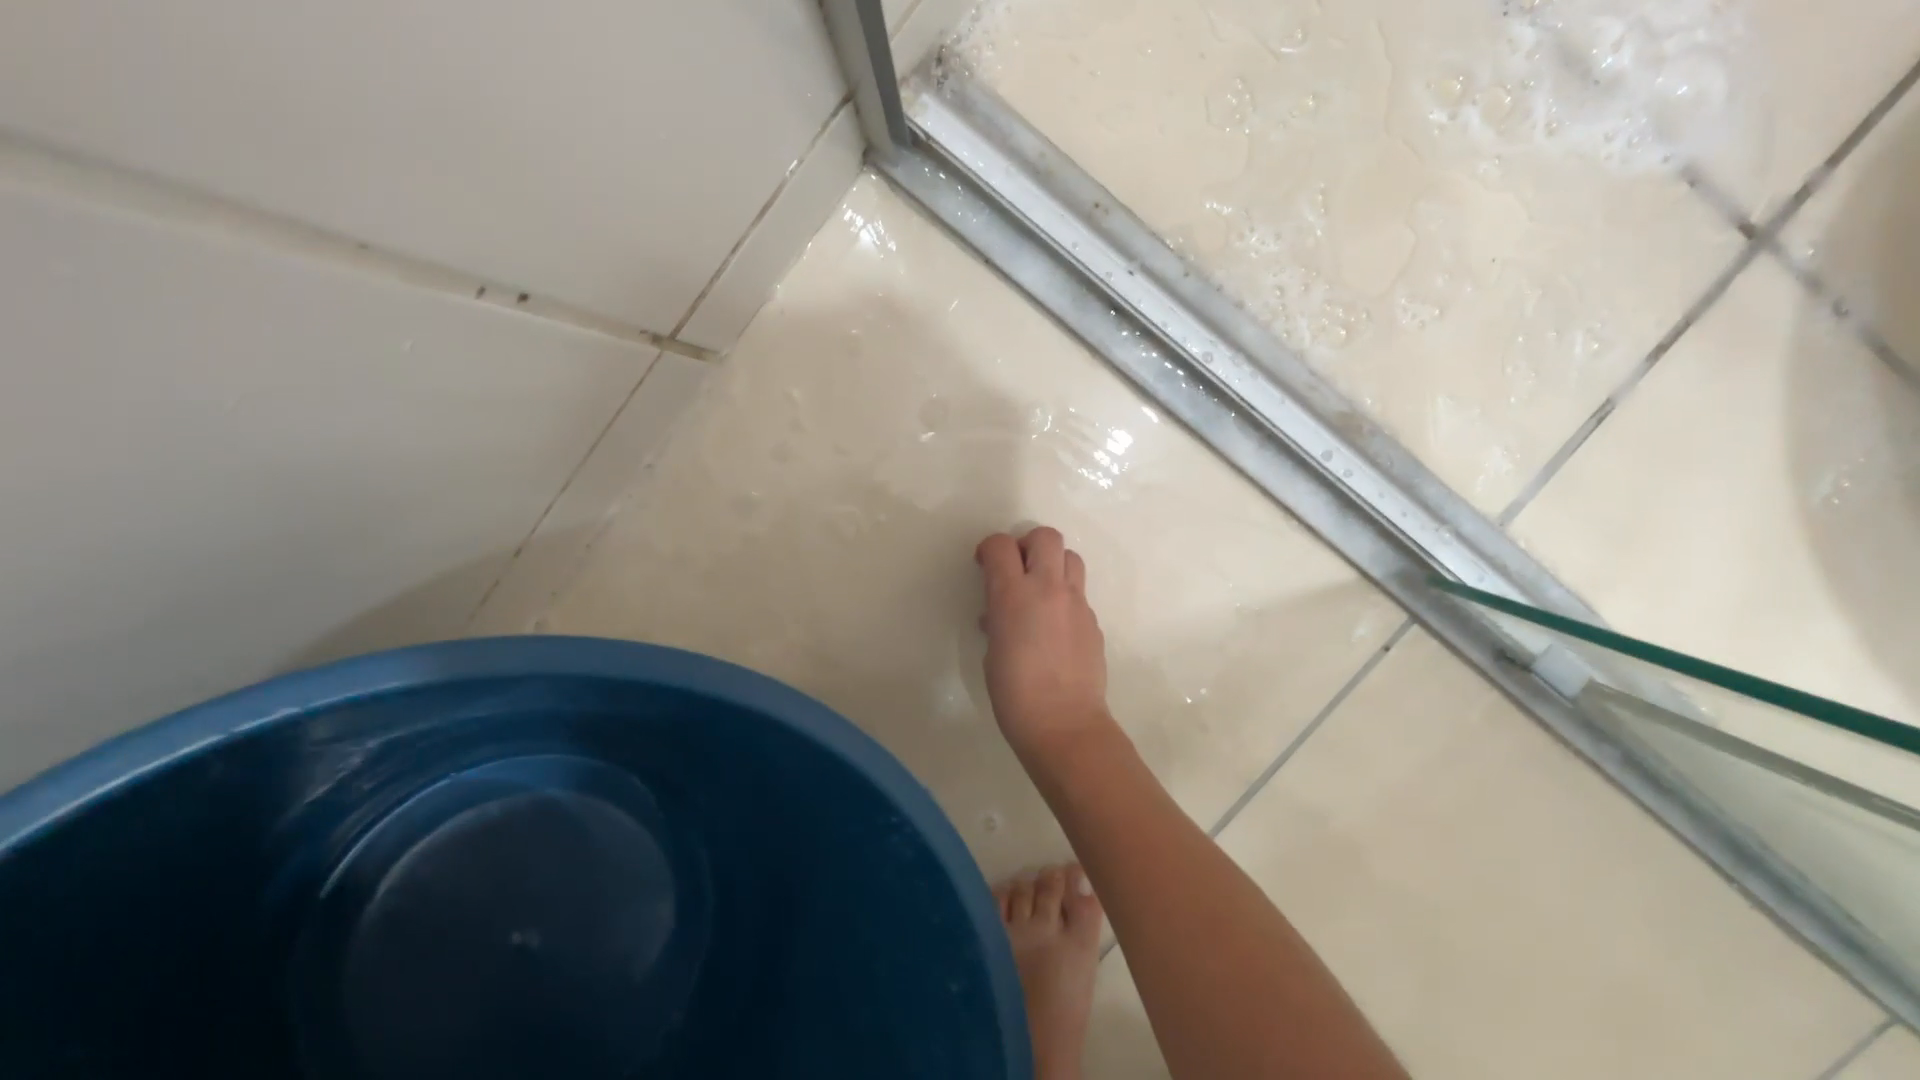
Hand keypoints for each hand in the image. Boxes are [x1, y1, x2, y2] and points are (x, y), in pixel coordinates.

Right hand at [975, 527, 1113, 760]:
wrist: (1063, 724)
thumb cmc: (1014, 694)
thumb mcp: (992, 652)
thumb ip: (998, 620)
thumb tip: (1000, 615)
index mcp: (1013, 594)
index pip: (1000, 546)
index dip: (989, 550)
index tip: (984, 565)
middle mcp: (1049, 589)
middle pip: (1046, 537)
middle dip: (1028, 545)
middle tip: (1017, 570)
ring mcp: (1077, 604)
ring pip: (1071, 558)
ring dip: (1053, 565)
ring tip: (1040, 593)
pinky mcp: (1094, 622)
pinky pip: (1079, 594)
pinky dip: (1065, 599)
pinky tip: (1055, 630)